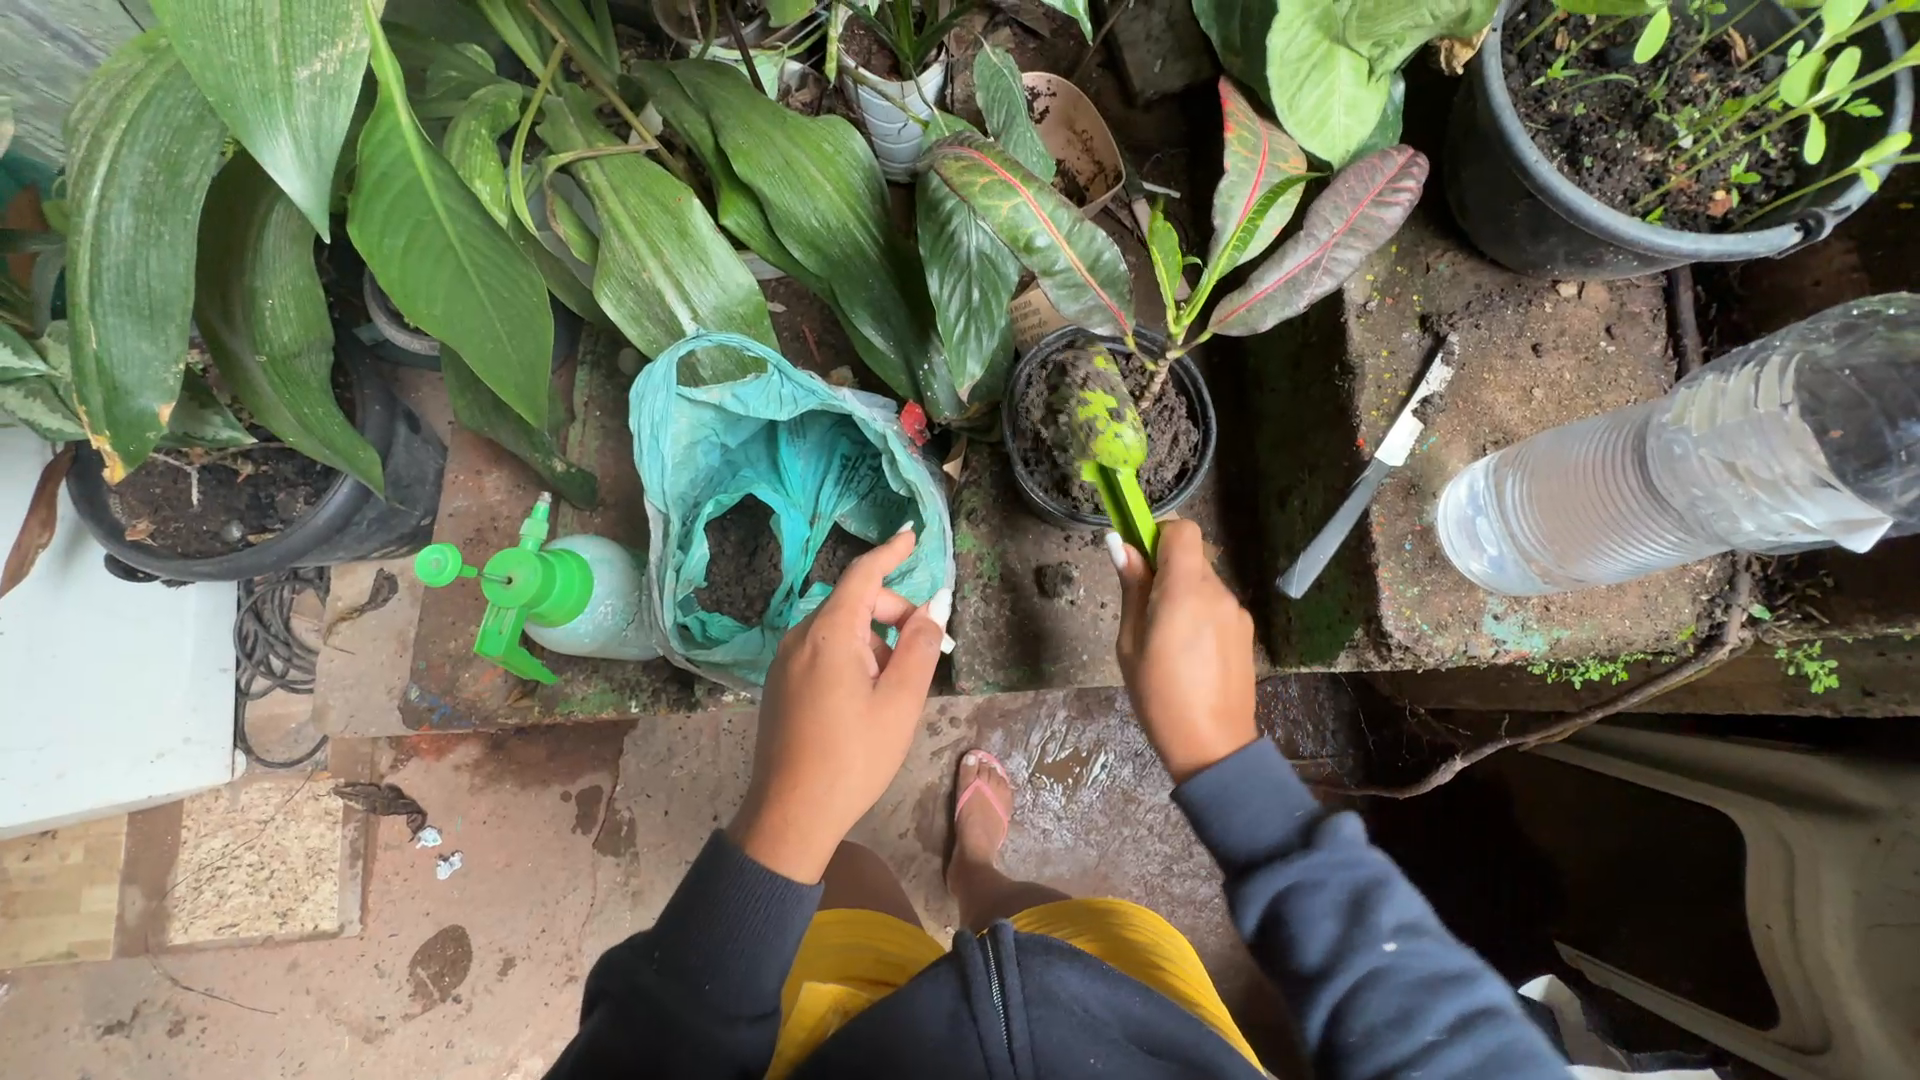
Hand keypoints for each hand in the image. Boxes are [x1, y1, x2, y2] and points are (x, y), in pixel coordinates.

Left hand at [729, 527, 951, 882]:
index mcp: (828, 633)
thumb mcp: (901, 701)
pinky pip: (822, 652)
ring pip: (839, 630)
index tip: (912, 536)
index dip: (890, 552)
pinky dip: (852, 657)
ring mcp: (784, 662)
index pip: (863, 574)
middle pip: (853, 602)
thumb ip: (921, 647)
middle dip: (894, 614)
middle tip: (927, 648)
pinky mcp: (779, 685)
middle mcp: (800, 637)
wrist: (790, 814)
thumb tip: (934, 608)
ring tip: (897, 687)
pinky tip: (866, 697)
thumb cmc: (854, 756)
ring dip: (874, 641)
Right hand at [1110, 521, 1257, 783]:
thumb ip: (1132, 588)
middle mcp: (1218, 592)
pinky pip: (1216, 607)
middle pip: (1192, 557)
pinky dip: (1199, 615)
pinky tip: (1188, 654)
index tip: (1138, 560)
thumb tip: (1119, 543)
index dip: (1158, 535)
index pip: (1182, 530)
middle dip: (1165, 570)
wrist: (1213, 746)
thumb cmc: (1159, 695)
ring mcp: (1237, 612)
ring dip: (1182, 595)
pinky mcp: (1245, 632)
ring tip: (1165, 641)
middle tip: (1143, 610)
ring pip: (1204, 583)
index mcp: (1186, 590)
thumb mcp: (1129, 642)